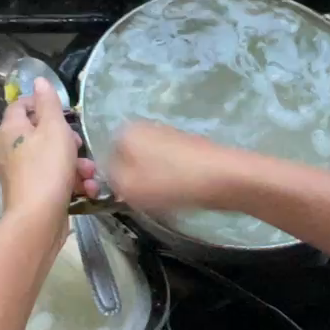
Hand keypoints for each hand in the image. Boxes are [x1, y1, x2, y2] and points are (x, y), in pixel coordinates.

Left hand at [0, 78, 95, 227]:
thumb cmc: (47, 168)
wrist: (38, 221)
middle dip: (67, 139)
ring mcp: (20, 174)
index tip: (64, 111)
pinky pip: (53, 179)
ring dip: (75, 163)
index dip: (41, 103)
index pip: (20, 105)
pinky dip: (70, 182)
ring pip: (51, 158)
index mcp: (11, 130)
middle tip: (79, 144)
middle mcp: (10, 150)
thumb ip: (48, 103)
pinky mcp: (32, 194)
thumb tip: (38, 80)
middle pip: (40, 133)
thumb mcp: (53, 129)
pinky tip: (87, 189)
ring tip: (90, 172)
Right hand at [108, 122, 244, 211]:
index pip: (104, 161)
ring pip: (147, 166)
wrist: (226, 178)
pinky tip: (181, 193)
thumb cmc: (172, 182)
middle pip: (127, 162)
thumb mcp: (128, 188)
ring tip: (166, 199)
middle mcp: (142, 127)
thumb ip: (109, 182)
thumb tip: (107, 178)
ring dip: (152, 184)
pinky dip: (170, 181)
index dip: (111, 183)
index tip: (123, 199)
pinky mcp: (186, 146)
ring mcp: (166, 135)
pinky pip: (167, 168)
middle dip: (133, 182)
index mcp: (125, 132)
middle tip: (144, 201)